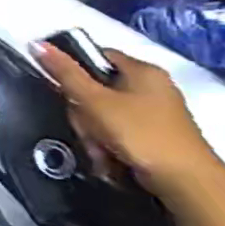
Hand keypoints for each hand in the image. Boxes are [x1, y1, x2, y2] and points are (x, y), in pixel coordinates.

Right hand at [33, 43, 224, 202]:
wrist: (187, 182)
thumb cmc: (140, 133)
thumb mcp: (95, 102)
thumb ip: (66, 73)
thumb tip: (37, 43)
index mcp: (143, 70)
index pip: (97, 56)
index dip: (75, 71)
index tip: (65, 92)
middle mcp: (153, 86)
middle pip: (97, 89)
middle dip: (84, 114)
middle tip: (87, 129)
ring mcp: (157, 112)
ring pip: (105, 114)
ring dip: (94, 134)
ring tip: (101, 151)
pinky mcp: (157, 135)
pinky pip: (120, 131)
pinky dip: (110, 145)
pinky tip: (110, 159)